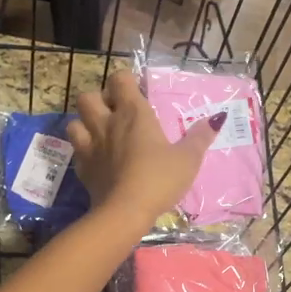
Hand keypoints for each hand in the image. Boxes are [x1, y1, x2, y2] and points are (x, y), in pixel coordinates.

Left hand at [68, 70, 223, 220]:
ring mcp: (90, 146)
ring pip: (74, 122)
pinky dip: (84, 152)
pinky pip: (76, 152)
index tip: (137, 92)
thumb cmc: (158, 180)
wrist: (124, 212)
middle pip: (88, 96)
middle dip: (98, 100)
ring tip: (99, 134)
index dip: (125, 81)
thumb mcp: (188, 159)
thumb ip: (200, 137)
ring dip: (84, 124)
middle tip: (114, 113)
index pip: (119, 78)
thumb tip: (216, 118)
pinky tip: (96, 160)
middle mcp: (106, 123)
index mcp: (133, 113)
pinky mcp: (82, 169)